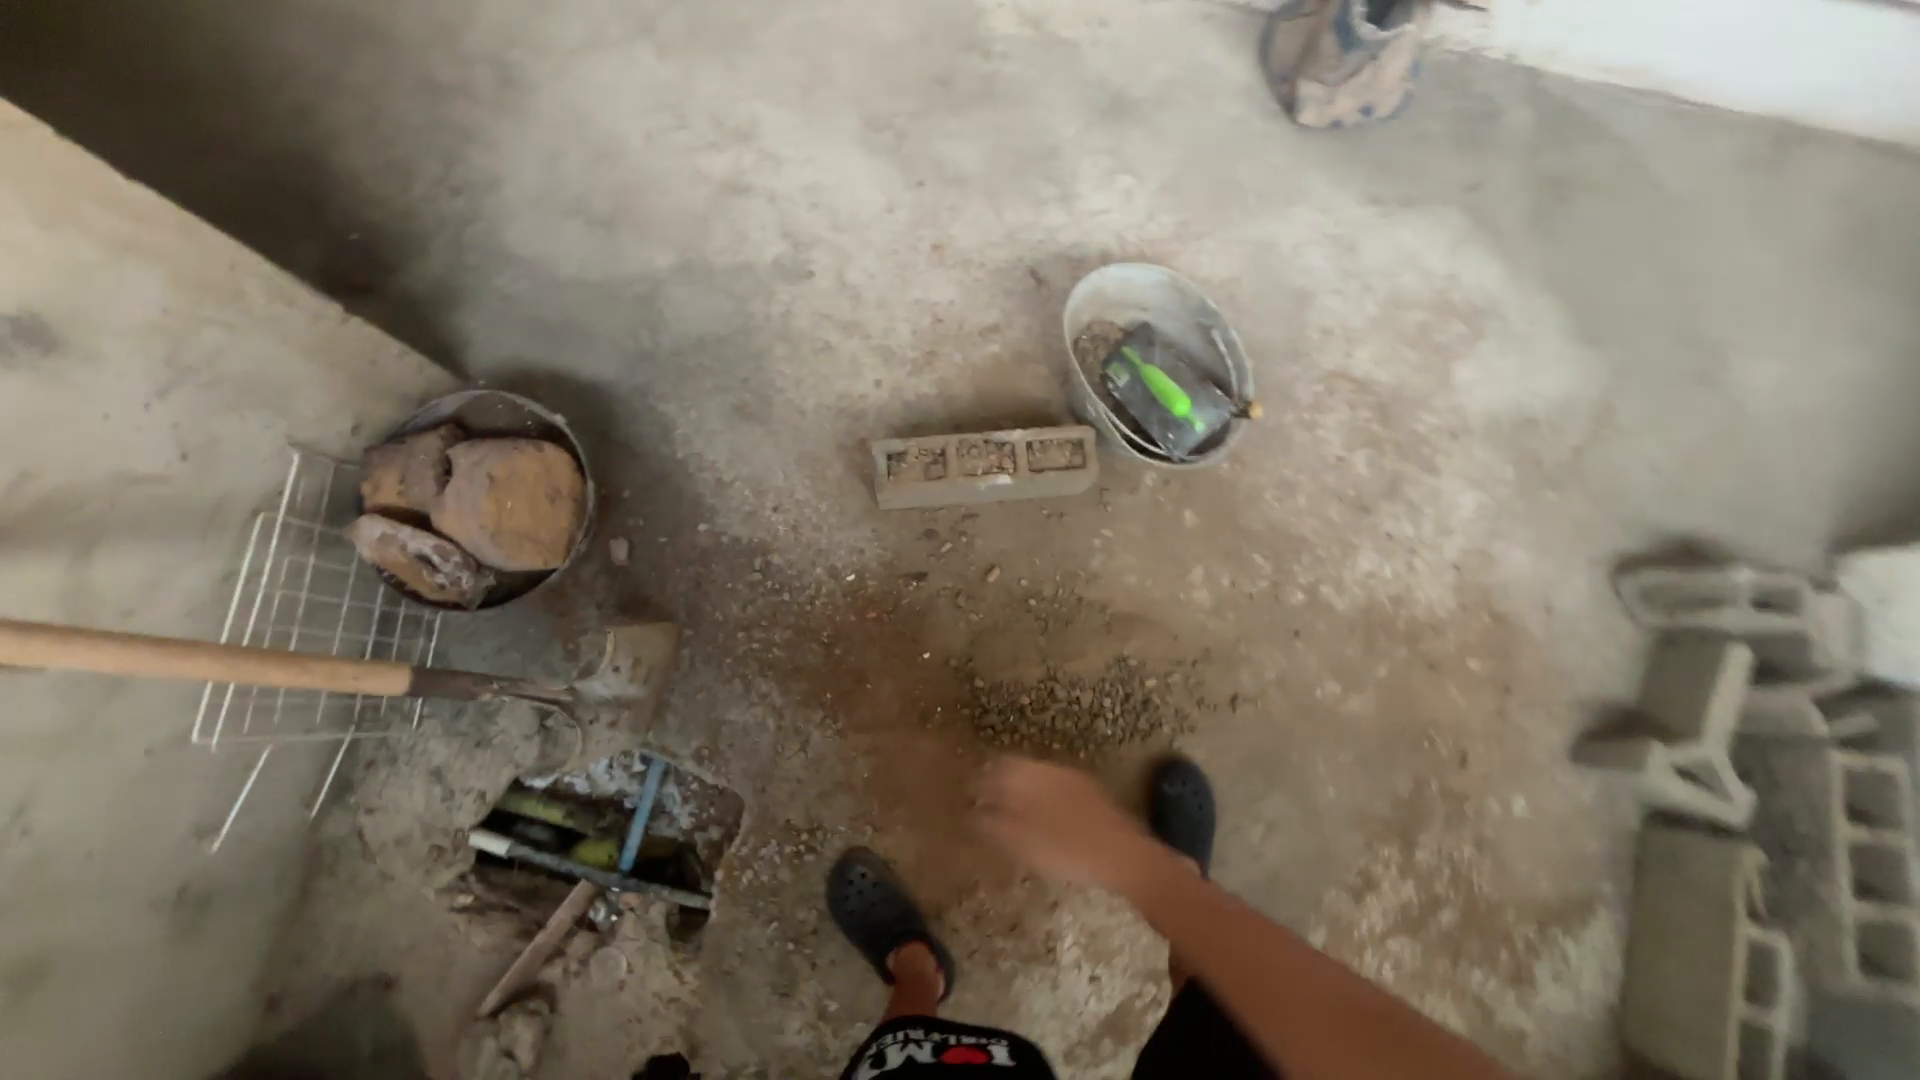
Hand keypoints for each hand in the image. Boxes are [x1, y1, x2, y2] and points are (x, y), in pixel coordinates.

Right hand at [975, 756, 1169, 891]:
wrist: (1128, 858)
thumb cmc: (1071, 851)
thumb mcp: (1026, 842)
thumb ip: (997, 825)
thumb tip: (975, 813)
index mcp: (1038, 776)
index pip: (1002, 766)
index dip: (984, 780)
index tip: (972, 796)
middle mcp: (1057, 771)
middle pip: (1022, 769)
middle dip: (1004, 784)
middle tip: (989, 806)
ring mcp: (1078, 783)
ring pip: (1041, 780)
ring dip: (1024, 792)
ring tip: (1013, 816)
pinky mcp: (1094, 798)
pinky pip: (1058, 791)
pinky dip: (1044, 801)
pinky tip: (1045, 822)